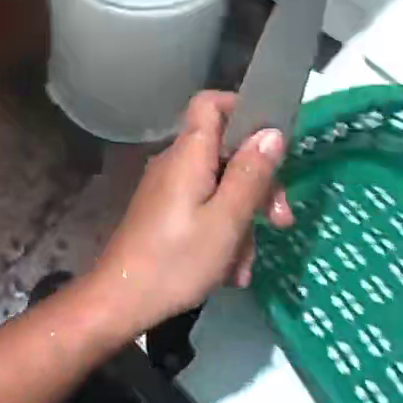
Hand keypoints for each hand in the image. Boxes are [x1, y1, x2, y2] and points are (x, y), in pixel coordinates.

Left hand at [82, 91, 293, 336]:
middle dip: (258, 186)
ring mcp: (167, 190)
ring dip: (242, 223)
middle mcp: (174, 164)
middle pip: (226, 153)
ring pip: (220, 189)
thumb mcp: (226, 220)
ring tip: (243, 265)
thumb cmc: (176, 260)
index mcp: (186, 155)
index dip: (242, 109)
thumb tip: (271, 132)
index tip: (275, 142)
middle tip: (280, 223)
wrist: (122, 298)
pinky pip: (204, 211)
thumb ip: (251, 175)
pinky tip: (228, 271)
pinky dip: (222, 236)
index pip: (209, 104)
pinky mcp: (164, 213)